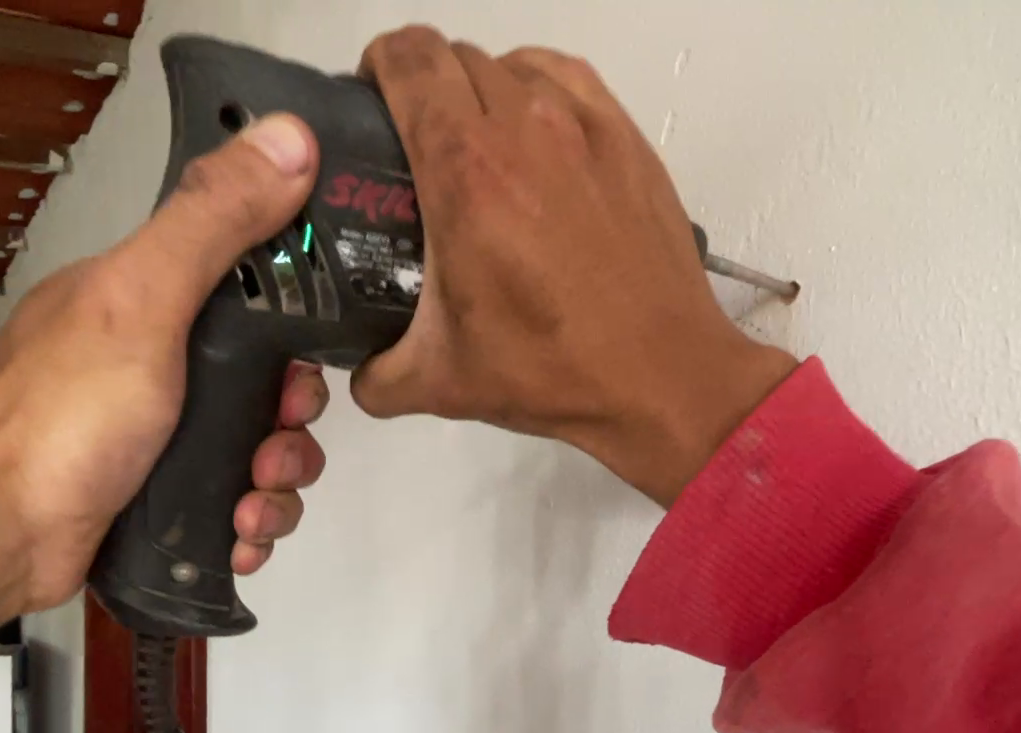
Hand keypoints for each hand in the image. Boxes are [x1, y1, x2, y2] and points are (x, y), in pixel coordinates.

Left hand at [0, 114, 327, 606]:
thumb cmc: (68, 413)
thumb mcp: (142, 301)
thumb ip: (215, 224)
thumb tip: (293, 137)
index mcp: (158, 309)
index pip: (262, 313)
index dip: (299, 348)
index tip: (299, 380)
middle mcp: (167, 372)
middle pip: (276, 398)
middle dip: (291, 436)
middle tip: (270, 458)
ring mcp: (169, 442)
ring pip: (269, 462)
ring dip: (278, 493)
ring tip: (251, 515)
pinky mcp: (172, 503)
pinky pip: (244, 513)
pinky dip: (253, 531)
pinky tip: (239, 544)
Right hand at [350, 27, 797, 505]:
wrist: (661, 376)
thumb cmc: (554, 372)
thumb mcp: (444, 385)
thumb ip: (378, 378)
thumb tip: (358, 374)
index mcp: (465, 170)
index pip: (405, 59)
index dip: (378, 72)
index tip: (375, 114)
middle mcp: (524, 127)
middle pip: (455, 58)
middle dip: (427, 91)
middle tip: (425, 154)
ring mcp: (585, 126)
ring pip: (512, 64)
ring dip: (484, 93)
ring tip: (485, 154)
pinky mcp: (628, 139)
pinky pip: (567, 79)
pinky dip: (539, 95)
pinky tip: (541, 147)